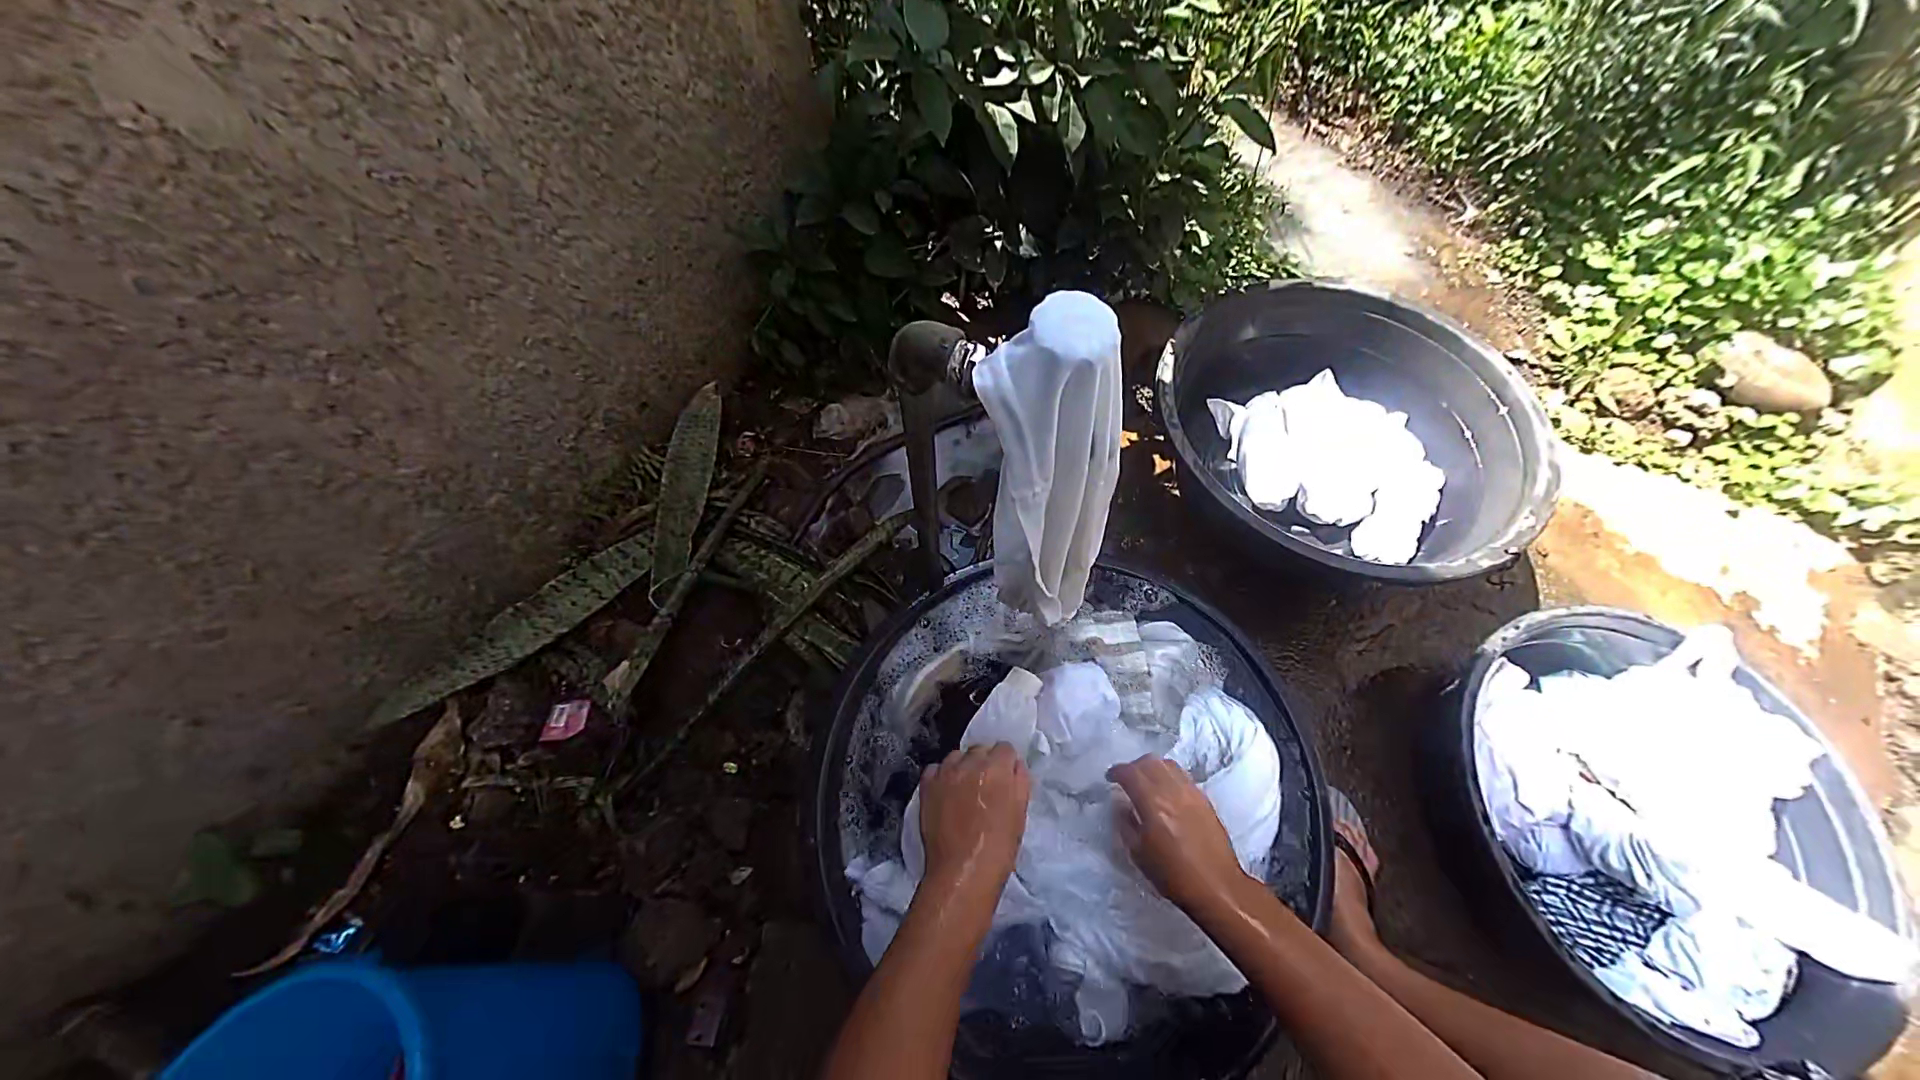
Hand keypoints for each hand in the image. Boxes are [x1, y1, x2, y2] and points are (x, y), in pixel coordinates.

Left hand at [918, 743, 1030, 899]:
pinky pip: (936, 768)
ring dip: (963, 767)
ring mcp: (945, 773)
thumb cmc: (999, 848)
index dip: (1006, 763)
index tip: (1005, 778)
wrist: (962, 872)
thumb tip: (1014, 766)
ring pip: (957, 756)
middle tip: (986, 785)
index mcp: (997, 769)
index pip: (1005, 748)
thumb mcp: (1020, 813)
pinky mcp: (927, 785)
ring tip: (965, 789)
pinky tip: (946, 792)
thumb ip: (1020, 782)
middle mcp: (970, 763)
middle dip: (985, 762)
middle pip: (980, 749)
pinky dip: (942, 776)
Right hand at [1108, 755, 1256, 917]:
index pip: (1130, 773)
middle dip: (1134, 766)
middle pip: (1150, 762)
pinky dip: (1169, 776)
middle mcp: (1173, 791)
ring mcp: (1192, 793)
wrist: (1217, 887)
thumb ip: (1125, 824)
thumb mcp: (1138, 854)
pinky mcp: (1205, 800)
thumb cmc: (1173, 875)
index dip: (1116, 771)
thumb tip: (1121, 805)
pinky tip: (1166, 792)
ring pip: (1168, 764)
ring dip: (1153, 767)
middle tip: (1126, 779)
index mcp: (1153, 803)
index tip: (1109, 778)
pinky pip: (1183, 776)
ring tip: (1147, 782)